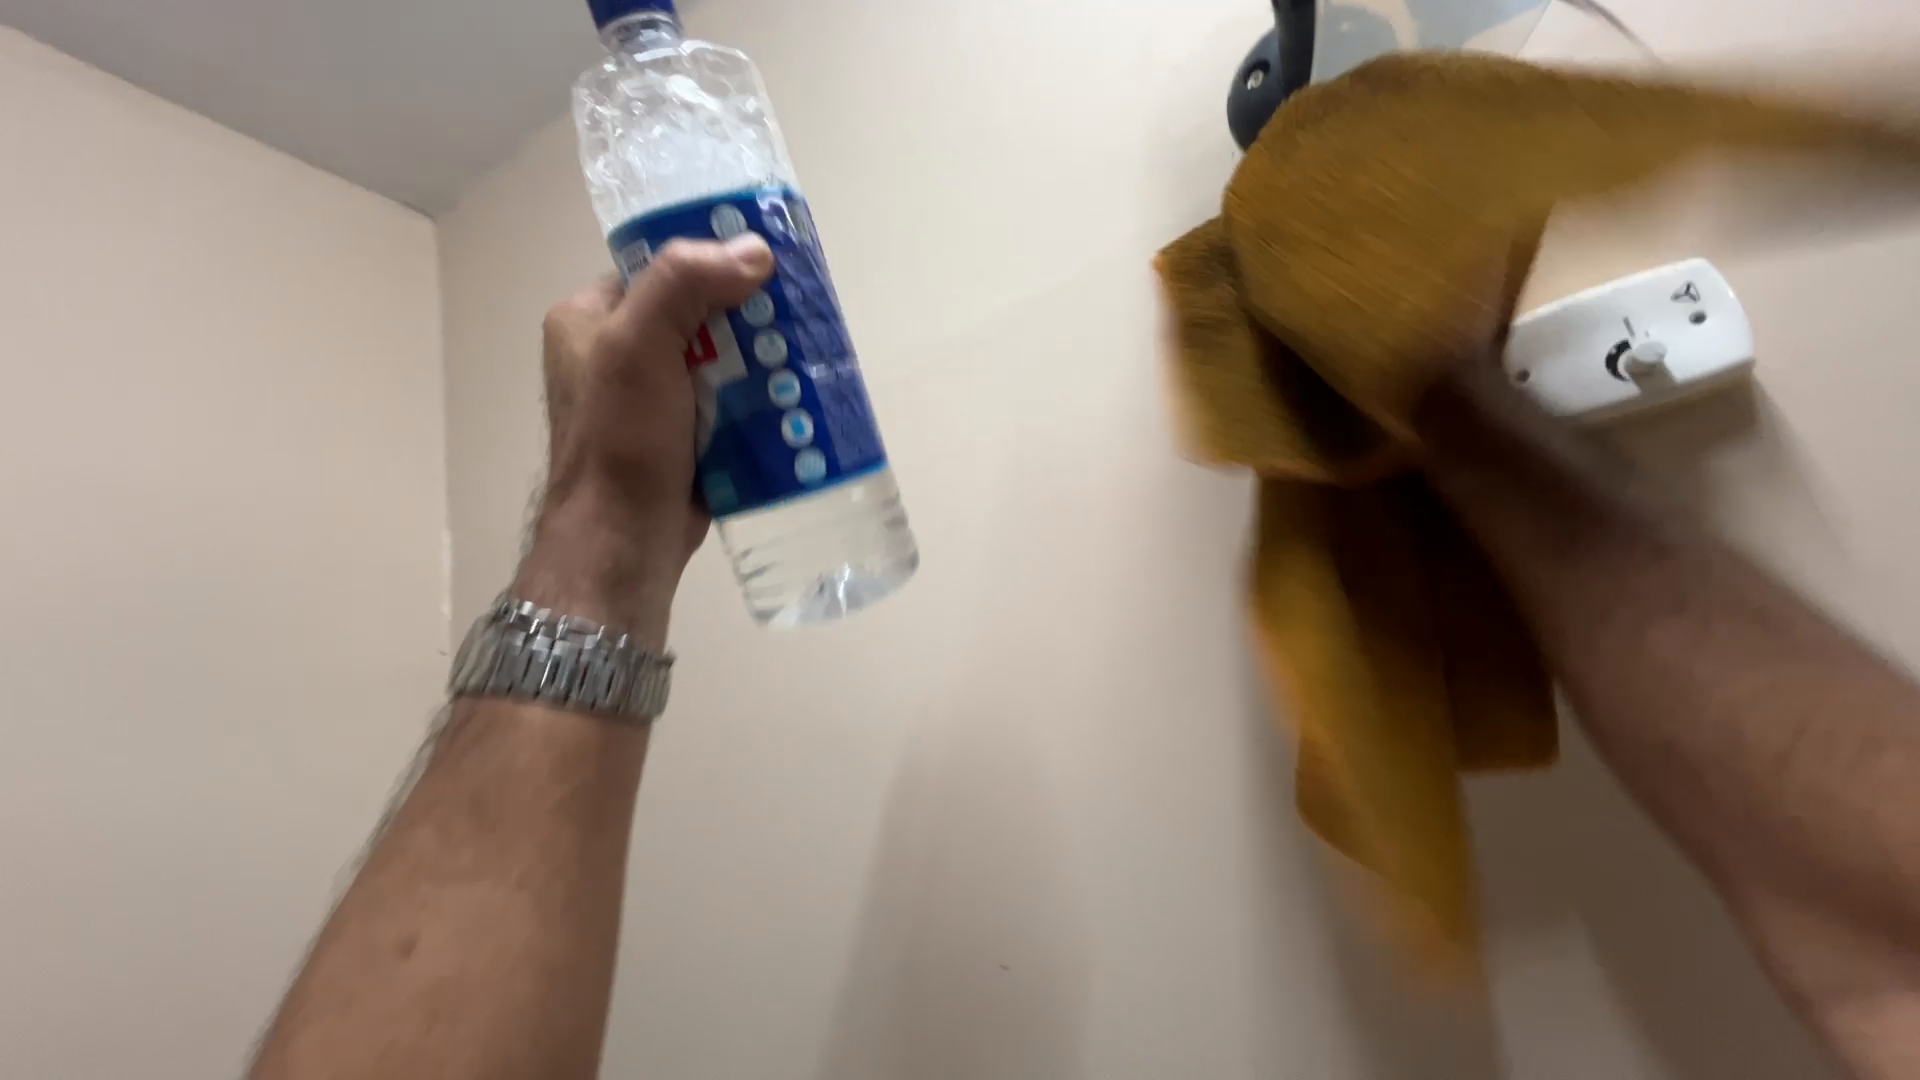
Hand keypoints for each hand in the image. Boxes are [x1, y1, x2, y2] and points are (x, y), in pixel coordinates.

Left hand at [515, 235, 775, 643]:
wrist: (626, 541)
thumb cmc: (621, 439)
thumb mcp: (639, 345)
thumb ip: (685, 284)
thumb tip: (754, 250)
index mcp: (588, 321)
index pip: (656, 271)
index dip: (708, 263)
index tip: (763, 267)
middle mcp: (616, 357)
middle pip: (695, 317)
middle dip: (745, 320)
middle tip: (795, 319)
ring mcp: (650, 403)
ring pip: (717, 364)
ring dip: (757, 364)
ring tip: (803, 360)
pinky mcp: (681, 440)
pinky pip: (727, 406)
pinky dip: (756, 403)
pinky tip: (791, 402)